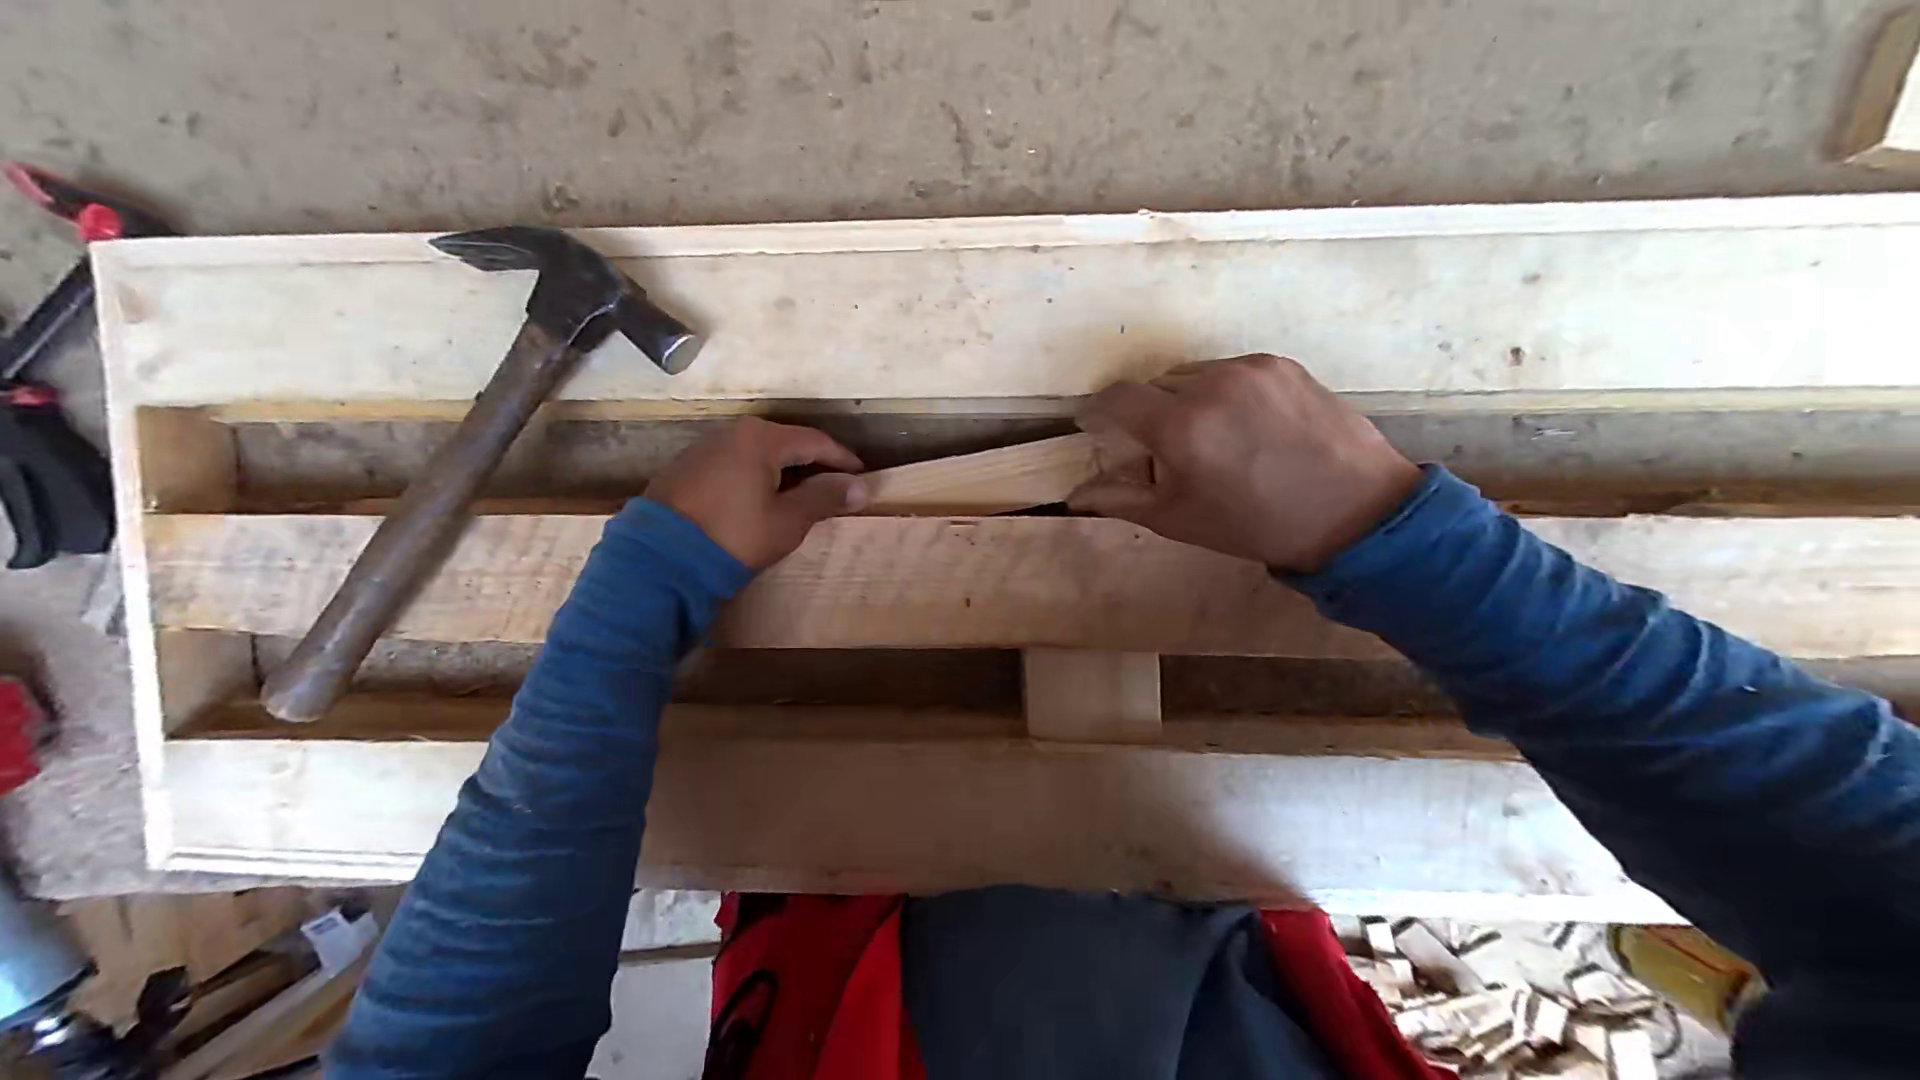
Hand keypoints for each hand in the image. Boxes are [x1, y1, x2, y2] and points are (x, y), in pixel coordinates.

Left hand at [644, 417, 867, 569]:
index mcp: (761, 439)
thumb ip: (824, 498)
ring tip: (801, 493)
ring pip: (758, 453)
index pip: (815, 441)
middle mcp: (732, 433)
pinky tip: (761, 497)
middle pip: (786, 442)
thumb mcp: (787, 521)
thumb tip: (860, 487)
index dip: (842, 459)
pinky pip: (734, 464)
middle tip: (835, 484)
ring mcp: (704, 448)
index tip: (861, 475)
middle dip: (813, 463)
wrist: (660, 559)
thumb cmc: (735, 536)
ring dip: (784, 470)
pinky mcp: (685, 468)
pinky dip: (756, 476)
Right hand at [1067, 355, 1421, 572]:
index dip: (1097, 410)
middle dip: (1148, 413)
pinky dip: (1222, 392)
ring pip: (1192, 375)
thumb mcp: (1178, 518)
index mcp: (1180, 428)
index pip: (1117, 399)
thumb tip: (1075, 495)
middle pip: (1154, 386)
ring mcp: (1249, 369)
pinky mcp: (1280, 364)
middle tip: (1164, 447)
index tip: (1093, 423)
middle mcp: (1210, 385)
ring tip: (1210, 435)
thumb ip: (1120, 499)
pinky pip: (1230, 371)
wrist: (1353, 511)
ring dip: (1185, 399)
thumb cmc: (1254, 523)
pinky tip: (1244, 424)